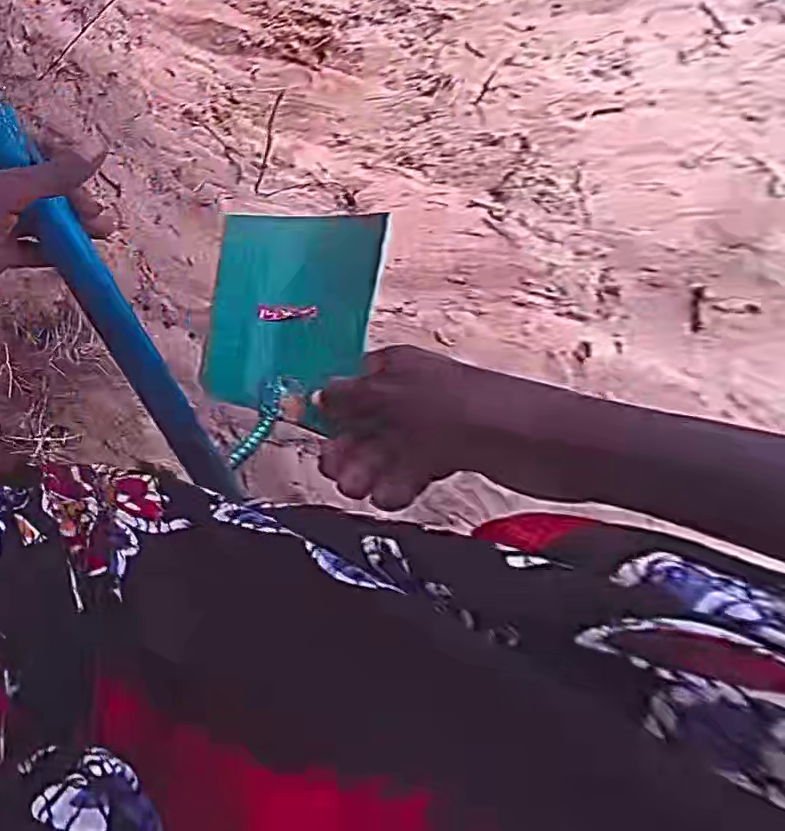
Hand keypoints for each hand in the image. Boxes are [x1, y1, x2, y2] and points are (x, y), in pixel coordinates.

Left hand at [0, 146, 112, 323]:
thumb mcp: (4, 194)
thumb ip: (51, 175)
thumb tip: (97, 151)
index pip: (29, 150)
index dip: (59, 159)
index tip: (84, 173)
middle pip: (40, 186)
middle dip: (72, 196)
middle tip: (94, 213)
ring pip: (40, 218)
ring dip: (71, 224)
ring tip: (102, 231)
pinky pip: (33, 248)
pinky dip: (57, 250)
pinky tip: (80, 254)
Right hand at [314, 345, 563, 509]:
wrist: (554, 445)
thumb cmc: (467, 408)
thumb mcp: (395, 397)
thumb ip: (350, 397)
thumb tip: (317, 397)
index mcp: (395, 367)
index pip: (348, 384)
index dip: (328, 407)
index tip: (312, 429)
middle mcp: (410, 392)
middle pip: (364, 421)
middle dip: (347, 449)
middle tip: (334, 473)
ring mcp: (432, 423)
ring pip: (386, 447)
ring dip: (368, 470)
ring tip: (356, 492)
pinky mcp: (454, 452)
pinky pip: (415, 466)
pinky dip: (399, 482)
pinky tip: (388, 499)